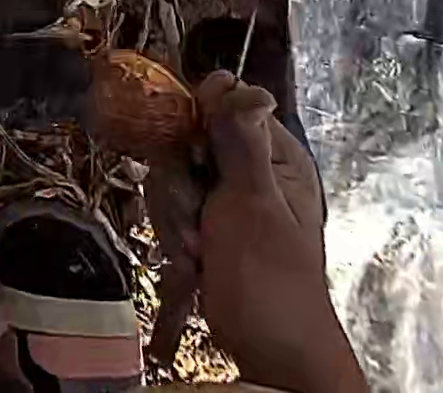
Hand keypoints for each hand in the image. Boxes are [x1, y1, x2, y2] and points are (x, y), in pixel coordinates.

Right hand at [195, 72, 367, 392]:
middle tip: (196, 216)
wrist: (266, 357)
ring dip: (174, 213)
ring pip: (171, 170)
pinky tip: (189, 260)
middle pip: (188, 136)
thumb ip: (242, 144)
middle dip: (181, 181)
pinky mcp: (202, 218)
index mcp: (274, 154)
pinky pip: (168, 201)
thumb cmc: (268, 280)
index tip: (192, 148)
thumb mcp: (254, 205)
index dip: (200, 116)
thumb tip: (253, 86)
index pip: (227, 102)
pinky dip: (171, 230)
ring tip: (196, 249)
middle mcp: (247, 166)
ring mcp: (222, 193)